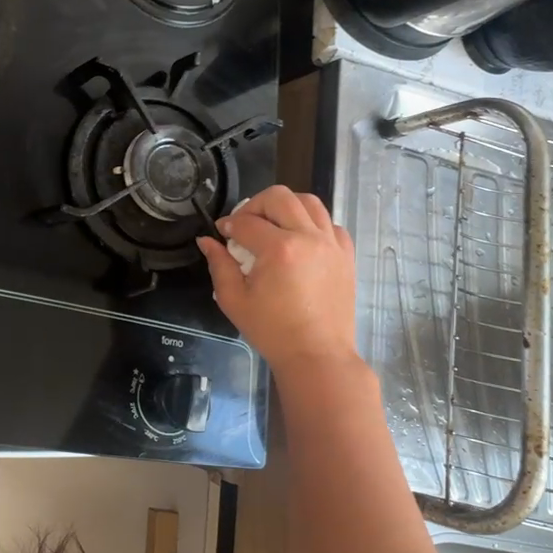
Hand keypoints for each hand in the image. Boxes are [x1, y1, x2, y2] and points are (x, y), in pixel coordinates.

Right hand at [197, 186, 357, 374]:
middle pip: (279, 197)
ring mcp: (332, 244)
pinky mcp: (346, 255)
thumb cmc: (272, 330)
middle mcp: (308, 238)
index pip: (246, 222)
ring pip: (309, 202)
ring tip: (273, 225)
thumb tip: (206, 240)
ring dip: (285, 207)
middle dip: (255, 205)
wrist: (317, 355)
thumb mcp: (234, 299)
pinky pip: (330, 223)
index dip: (228, 225)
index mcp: (279, 249)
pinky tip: (300, 240)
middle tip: (245, 225)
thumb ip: (218, 264)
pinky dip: (313, 224)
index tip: (222, 235)